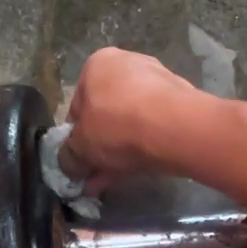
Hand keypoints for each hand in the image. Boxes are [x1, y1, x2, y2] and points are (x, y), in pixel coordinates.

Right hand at [63, 47, 201, 192]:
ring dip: (117, 154)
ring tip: (108, 183)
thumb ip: (69, 156)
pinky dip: (140, 150)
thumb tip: (67, 163)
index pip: (77, 104)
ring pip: (129, 125)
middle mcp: (127, 65)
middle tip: (93, 176)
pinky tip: (131, 174)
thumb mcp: (80, 147)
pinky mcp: (179, 105)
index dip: (75, 136)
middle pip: (106, 115)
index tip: (78, 160)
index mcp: (98, 64)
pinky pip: (151, 130)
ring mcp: (157, 84)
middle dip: (98, 149)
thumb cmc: (117, 126)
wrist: (176, 128)